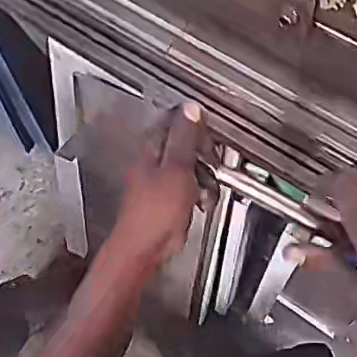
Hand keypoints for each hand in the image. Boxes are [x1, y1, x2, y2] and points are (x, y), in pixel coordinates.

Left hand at [107, 102, 205, 266]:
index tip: (209, 137)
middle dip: (204, 156)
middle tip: (211, 165)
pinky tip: (200, 203)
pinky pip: (190, 187)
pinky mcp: (167, 199)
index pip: (175, 121)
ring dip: (204, 178)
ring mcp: (160, 180)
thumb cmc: (155, 212)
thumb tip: (191, 108)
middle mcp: (153, 161)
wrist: (145, 247)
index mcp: (152, 147)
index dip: (196, 126)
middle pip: (185, 144)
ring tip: (206, 191)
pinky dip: (199, 194)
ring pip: (191, 167)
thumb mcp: (178, 168)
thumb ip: (185, 137)